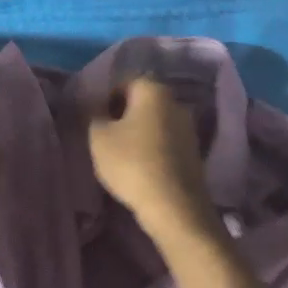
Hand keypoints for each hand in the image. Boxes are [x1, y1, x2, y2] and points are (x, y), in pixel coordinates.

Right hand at [87, 77, 217, 236]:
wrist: (173, 205)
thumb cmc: (131, 163)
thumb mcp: (98, 138)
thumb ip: (93, 116)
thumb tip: (97, 108)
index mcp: (154, 90)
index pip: (124, 82)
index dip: (105, 99)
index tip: (94, 122)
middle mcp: (176, 102)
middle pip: (142, 102)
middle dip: (123, 116)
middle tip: (105, 139)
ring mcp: (189, 128)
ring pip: (155, 123)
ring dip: (138, 134)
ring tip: (121, 156)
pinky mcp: (194, 152)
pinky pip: (166, 142)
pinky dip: (152, 149)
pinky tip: (141, 168)